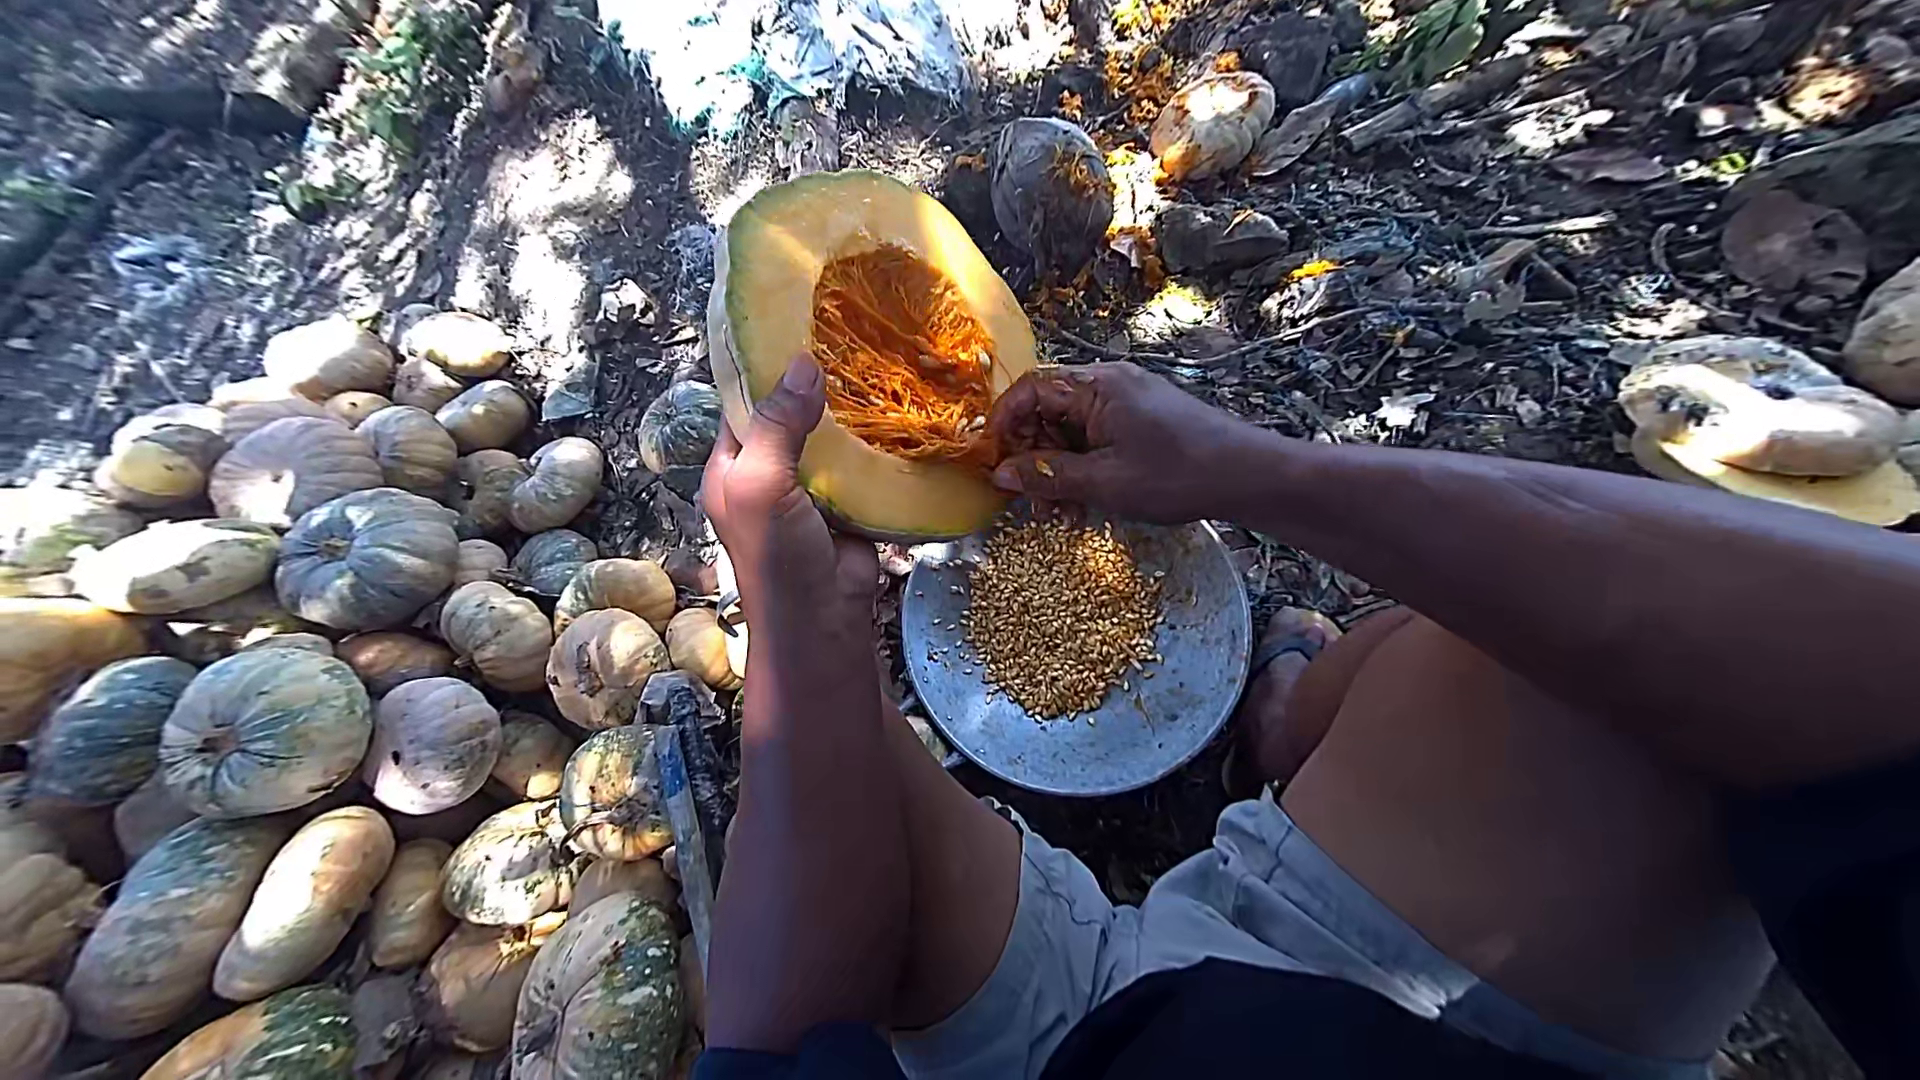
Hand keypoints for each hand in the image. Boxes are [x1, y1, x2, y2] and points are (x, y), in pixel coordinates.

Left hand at [702, 358, 877, 613]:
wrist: (824, 617)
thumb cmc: (777, 556)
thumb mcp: (761, 485)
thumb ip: (777, 426)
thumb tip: (803, 362)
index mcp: (733, 466)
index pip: (743, 405)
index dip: (765, 369)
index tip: (798, 329)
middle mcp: (769, 473)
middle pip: (790, 417)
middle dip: (814, 387)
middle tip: (849, 342)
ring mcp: (810, 488)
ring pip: (829, 439)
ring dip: (849, 414)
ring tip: (878, 367)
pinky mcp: (847, 502)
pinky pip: (859, 465)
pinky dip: (873, 445)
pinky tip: (895, 415)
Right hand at [988, 361, 1257, 523]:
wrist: (1250, 476)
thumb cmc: (1178, 474)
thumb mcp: (1104, 482)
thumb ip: (1047, 476)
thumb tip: (1000, 475)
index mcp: (1097, 387)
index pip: (1029, 389)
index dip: (1004, 424)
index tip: (993, 461)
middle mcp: (1108, 385)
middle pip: (1047, 413)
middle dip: (1033, 458)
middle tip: (1034, 502)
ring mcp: (1125, 403)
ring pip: (1069, 432)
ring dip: (1057, 471)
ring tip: (1061, 513)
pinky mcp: (1138, 421)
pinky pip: (1093, 440)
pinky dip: (1082, 469)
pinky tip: (1084, 504)